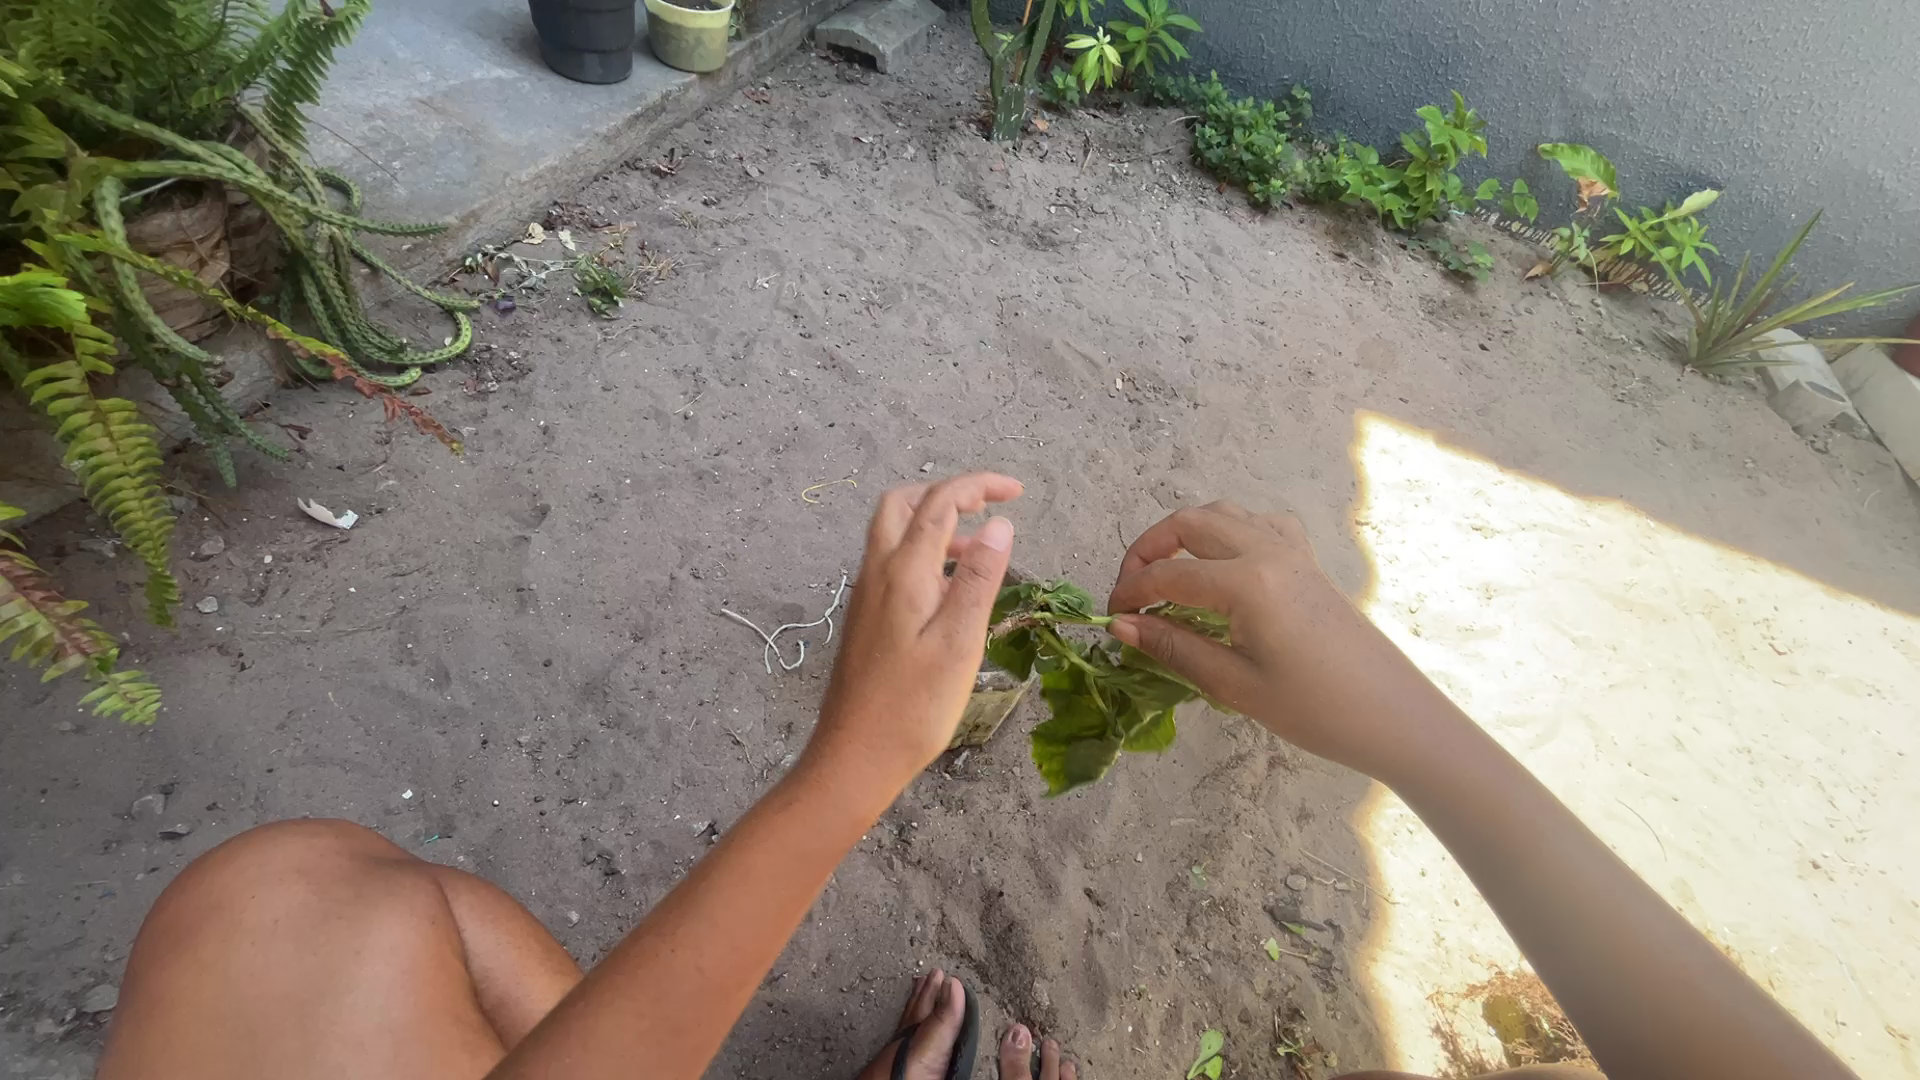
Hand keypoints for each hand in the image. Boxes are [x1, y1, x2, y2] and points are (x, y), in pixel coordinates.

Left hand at [806, 473, 1022, 796]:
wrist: (854, 756)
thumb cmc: (914, 706)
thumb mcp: (960, 641)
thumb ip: (979, 578)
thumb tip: (1001, 525)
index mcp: (903, 572)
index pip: (939, 502)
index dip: (978, 485)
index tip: (1016, 491)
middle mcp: (877, 572)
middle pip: (902, 504)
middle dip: (945, 492)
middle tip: (986, 506)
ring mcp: (867, 594)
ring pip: (894, 533)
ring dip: (935, 524)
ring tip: (980, 551)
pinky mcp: (867, 616)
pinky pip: (893, 563)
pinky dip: (924, 554)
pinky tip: (951, 590)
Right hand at [1105, 501, 1459, 785]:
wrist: (1397, 719)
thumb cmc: (1316, 710)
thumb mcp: (1234, 685)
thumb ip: (1172, 647)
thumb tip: (1121, 626)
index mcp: (1247, 582)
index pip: (1168, 574)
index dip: (1130, 593)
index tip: (1110, 617)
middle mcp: (1267, 550)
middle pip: (1189, 523)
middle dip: (1148, 549)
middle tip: (1131, 590)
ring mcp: (1291, 551)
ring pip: (1222, 514)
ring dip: (1183, 534)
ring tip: (1166, 573)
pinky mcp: (1307, 562)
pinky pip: (1259, 524)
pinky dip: (1227, 531)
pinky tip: (1221, 563)